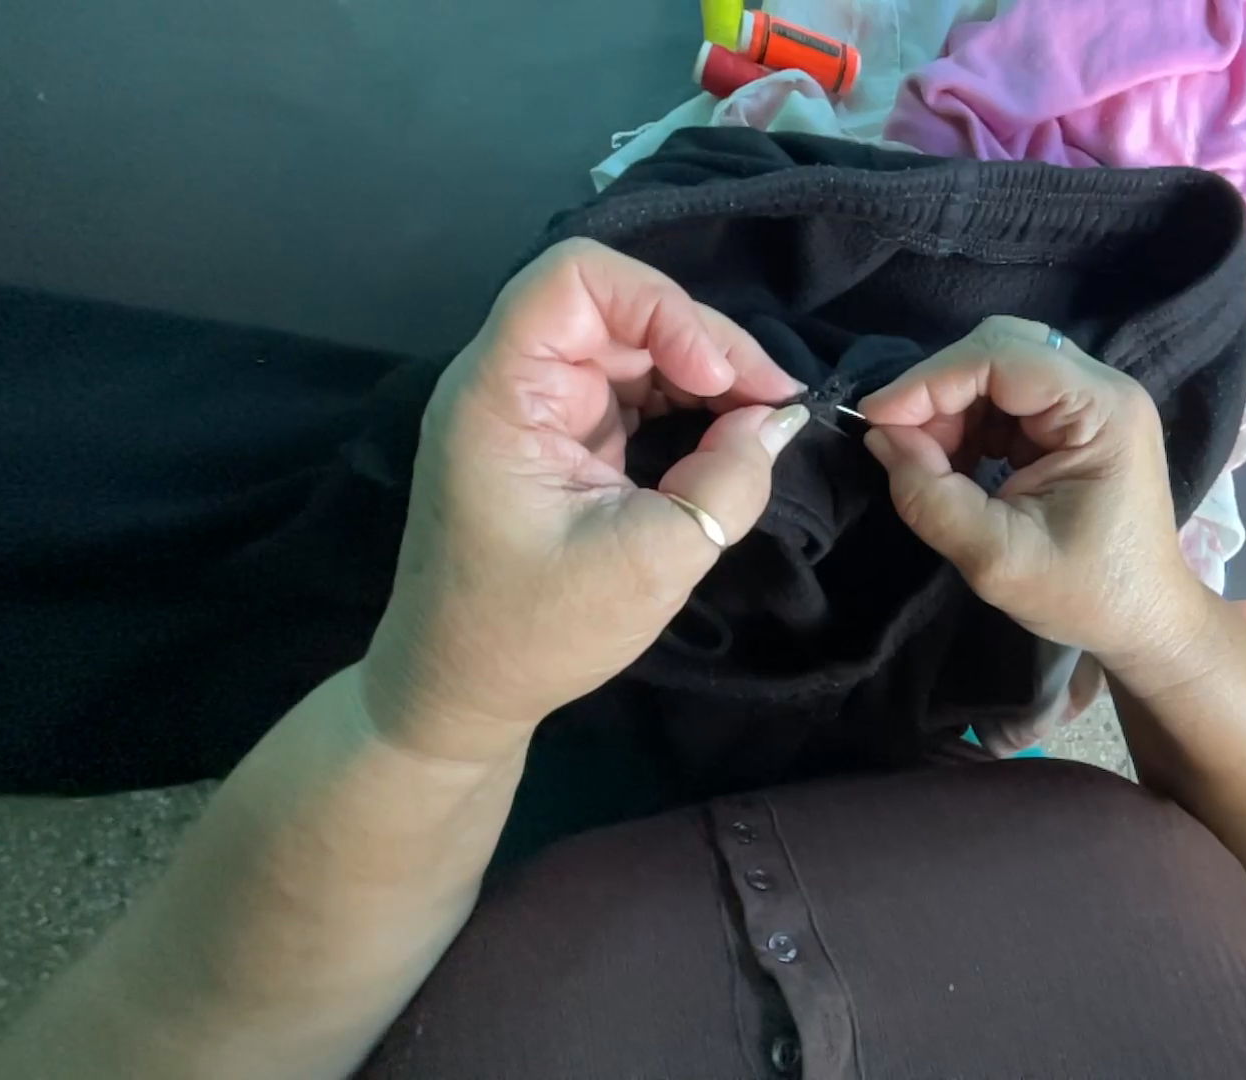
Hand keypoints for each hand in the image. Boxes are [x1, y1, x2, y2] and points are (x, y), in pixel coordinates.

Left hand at [360, 239, 809, 761]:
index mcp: (505, 395)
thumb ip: (728, 484)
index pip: (579, 282)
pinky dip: (695, 403)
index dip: (664, 311)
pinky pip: (641, 391)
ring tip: (766, 419)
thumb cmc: (539, 632)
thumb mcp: (653, 562)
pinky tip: (732, 433)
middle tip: (779, 404)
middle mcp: (518, 382)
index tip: (720, 382)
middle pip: (623, 311)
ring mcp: (544, 408)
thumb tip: (779, 421)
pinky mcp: (571, 437)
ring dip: (711, 374)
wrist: (466, 687)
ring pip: (640, 347)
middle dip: (711, 347)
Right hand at [858, 316, 1206, 664]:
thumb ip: (929, 498)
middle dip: (940, 392)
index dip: (930, 379)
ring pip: (999, 370)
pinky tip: (958, 465)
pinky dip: (970, 424)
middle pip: (1001, 350)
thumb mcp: (996, 558)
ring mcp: (1092, 402)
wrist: (1141, 621)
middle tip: (904, 445)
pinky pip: (1008, 399)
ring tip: (931, 463)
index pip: (1003, 357)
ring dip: (952, 410)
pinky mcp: (1077, 422)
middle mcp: (1103, 390)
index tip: (875, 419)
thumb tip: (880, 437)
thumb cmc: (1085, 596)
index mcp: (1102, 411)